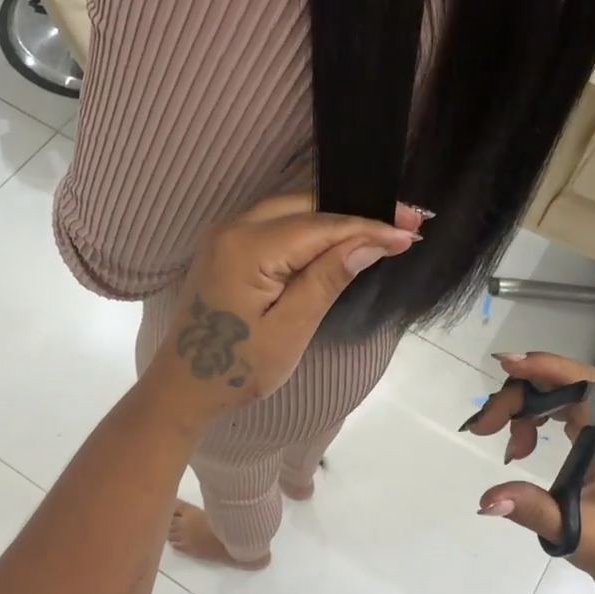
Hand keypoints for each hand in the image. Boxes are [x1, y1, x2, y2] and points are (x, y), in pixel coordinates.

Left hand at [139, 194, 421, 421]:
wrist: (183, 386)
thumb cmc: (235, 369)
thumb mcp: (289, 331)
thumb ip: (326, 281)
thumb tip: (369, 244)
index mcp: (246, 249)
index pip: (320, 226)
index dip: (367, 227)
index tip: (411, 230)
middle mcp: (232, 228)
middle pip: (306, 207)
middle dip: (356, 215)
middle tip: (407, 222)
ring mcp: (225, 235)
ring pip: (292, 211)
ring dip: (335, 220)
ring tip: (383, 229)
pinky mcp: (226, 247)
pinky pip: (276, 224)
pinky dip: (310, 230)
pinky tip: (339, 240)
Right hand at [464, 353, 594, 582]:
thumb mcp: (571, 529)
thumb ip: (530, 509)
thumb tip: (487, 500)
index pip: (582, 382)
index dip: (544, 368)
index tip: (507, 365)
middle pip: (558, 385)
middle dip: (517, 398)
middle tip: (483, 429)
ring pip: (553, 396)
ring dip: (521, 412)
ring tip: (509, 452)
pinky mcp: (592, 437)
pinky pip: (556, 410)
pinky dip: (530, 421)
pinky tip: (520, 449)